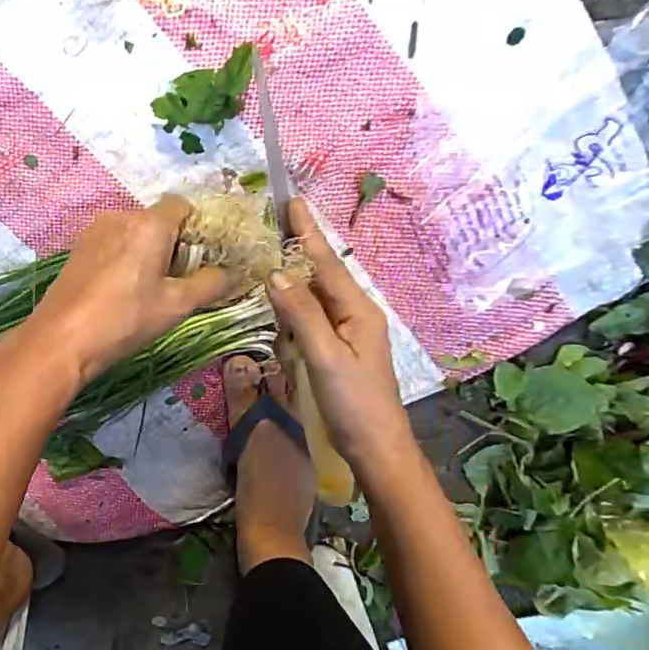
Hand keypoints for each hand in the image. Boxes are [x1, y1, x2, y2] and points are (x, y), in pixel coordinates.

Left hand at [0, 195, 231, 386]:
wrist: (61, 340)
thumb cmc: (126, 318)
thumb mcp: (177, 305)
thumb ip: (210, 284)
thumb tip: (230, 274)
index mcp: (150, 224)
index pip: (183, 205)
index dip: (196, 228)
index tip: (200, 259)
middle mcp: (121, 216)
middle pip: (158, 220)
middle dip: (173, 244)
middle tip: (177, 282)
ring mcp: (95, 231)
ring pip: (135, 232)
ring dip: (148, 253)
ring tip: (148, 290)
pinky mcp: (78, 248)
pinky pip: (114, 243)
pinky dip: (125, 259)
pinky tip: (122, 291)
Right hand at [266, 199, 416, 468]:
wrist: (378, 448)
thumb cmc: (355, 404)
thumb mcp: (326, 358)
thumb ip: (302, 315)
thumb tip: (276, 274)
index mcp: (357, 310)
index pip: (327, 263)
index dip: (308, 232)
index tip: (293, 200)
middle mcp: (355, 315)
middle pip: (322, 276)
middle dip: (299, 250)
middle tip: (273, 224)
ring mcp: (349, 334)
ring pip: (316, 298)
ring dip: (295, 281)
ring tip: (270, 259)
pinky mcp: (340, 352)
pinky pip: (314, 321)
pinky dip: (296, 312)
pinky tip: (282, 309)